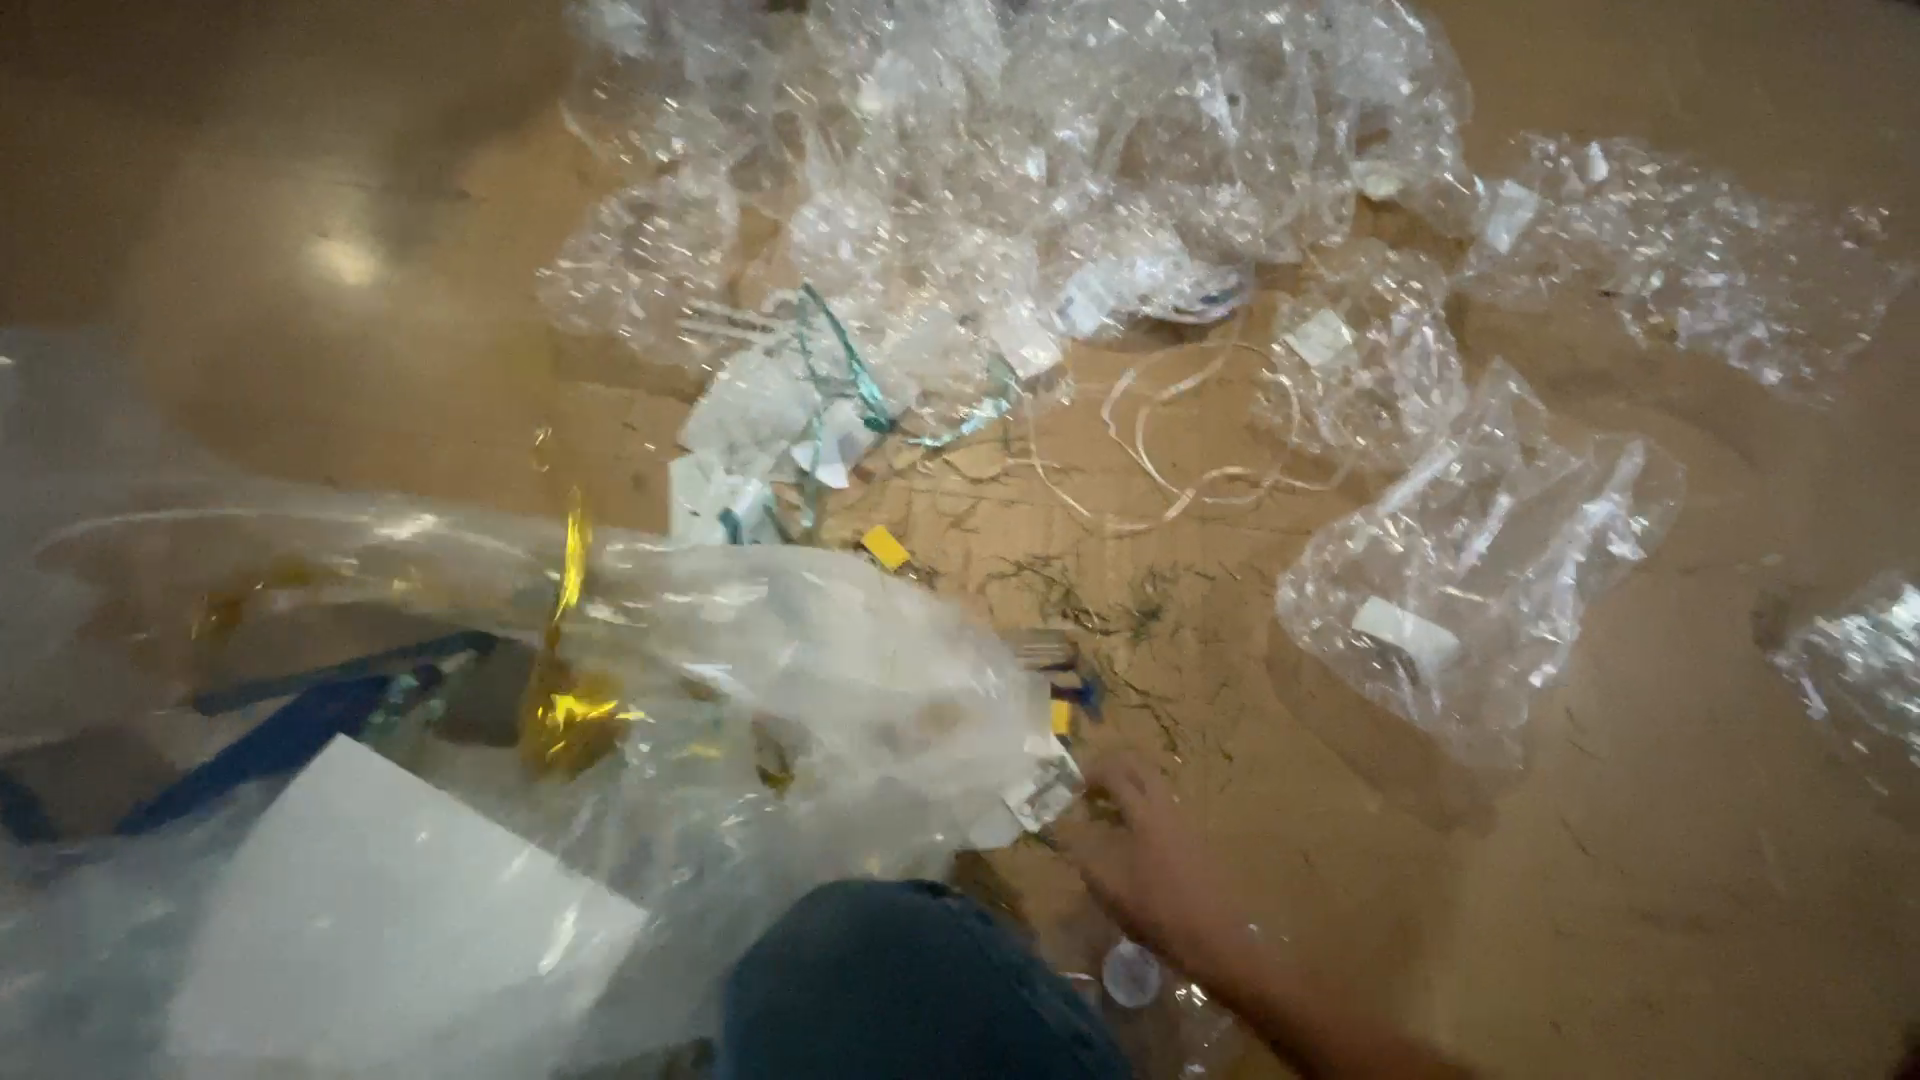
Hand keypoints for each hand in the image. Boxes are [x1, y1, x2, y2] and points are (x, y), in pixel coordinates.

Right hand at [1057, 753, 1256, 982]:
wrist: (1213, 939)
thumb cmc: (1157, 913)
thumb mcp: (1110, 891)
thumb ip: (1086, 860)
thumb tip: (1070, 840)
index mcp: (1145, 817)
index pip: (1116, 776)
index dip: (1093, 774)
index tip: (1074, 784)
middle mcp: (1168, 811)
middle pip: (1142, 769)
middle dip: (1115, 769)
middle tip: (1093, 785)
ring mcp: (1186, 824)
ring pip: (1157, 787)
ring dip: (1132, 788)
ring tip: (1109, 810)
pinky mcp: (1196, 840)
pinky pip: (1166, 808)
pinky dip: (1145, 807)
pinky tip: (1134, 835)